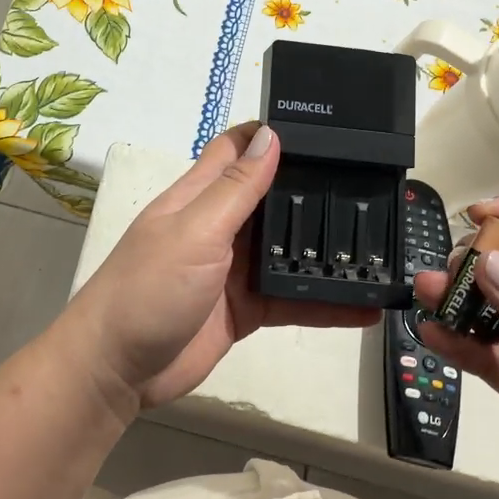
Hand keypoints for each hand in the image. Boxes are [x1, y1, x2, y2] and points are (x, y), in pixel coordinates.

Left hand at [60, 122, 377, 412]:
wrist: (116, 370)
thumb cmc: (148, 288)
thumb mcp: (194, 232)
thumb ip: (236, 189)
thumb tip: (270, 134)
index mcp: (199, 196)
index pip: (237, 150)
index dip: (272, 135)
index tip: (325, 129)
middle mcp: (218, 226)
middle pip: (271, 199)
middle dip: (312, 190)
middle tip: (373, 184)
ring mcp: (231, 270)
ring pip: (286, 250)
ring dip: (324, 248)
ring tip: (381, 244)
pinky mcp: (244, 310)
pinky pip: (291, 300)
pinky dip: (325, 302)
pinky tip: (365, 304)